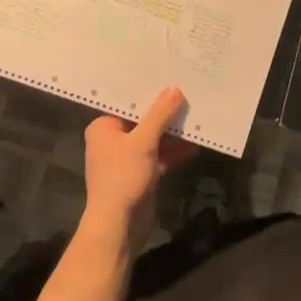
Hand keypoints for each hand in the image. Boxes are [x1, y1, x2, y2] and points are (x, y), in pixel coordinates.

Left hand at [81, 86, 191, 247]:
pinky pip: (159, 156)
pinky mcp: (141, 174)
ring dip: (172, 133)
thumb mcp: (143, 141)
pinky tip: (195, 144)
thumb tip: (174, 90)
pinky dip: (173, 151)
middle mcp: (112, 140)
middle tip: (188, 93)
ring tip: (197, 116)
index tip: (168, 77)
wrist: (119, 224)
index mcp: (103, 127)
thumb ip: (159, 115)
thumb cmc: (123, 176)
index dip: (147, 92)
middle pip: (142, 120)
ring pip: (153, 139)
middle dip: (164, 112)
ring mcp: (127, 159)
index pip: (126, 103)